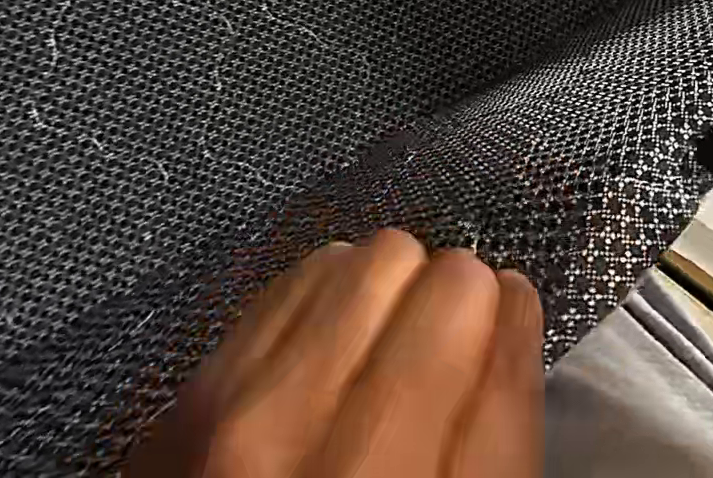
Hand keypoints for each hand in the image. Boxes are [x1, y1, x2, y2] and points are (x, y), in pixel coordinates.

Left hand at [128, 230, 543, 477]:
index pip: (507, 360)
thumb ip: (500, 419)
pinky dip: (336, 287)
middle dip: (462, 294)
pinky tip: (328, 337)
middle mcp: (346, 467)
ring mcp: (255, 424)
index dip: (516, 318)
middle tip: (442, 331)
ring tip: (380, 334)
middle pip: (452, 287)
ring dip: (397, 284)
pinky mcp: (196, 392)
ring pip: (382, 256)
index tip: (508, 308)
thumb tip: (507, 301)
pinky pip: (308, 270)